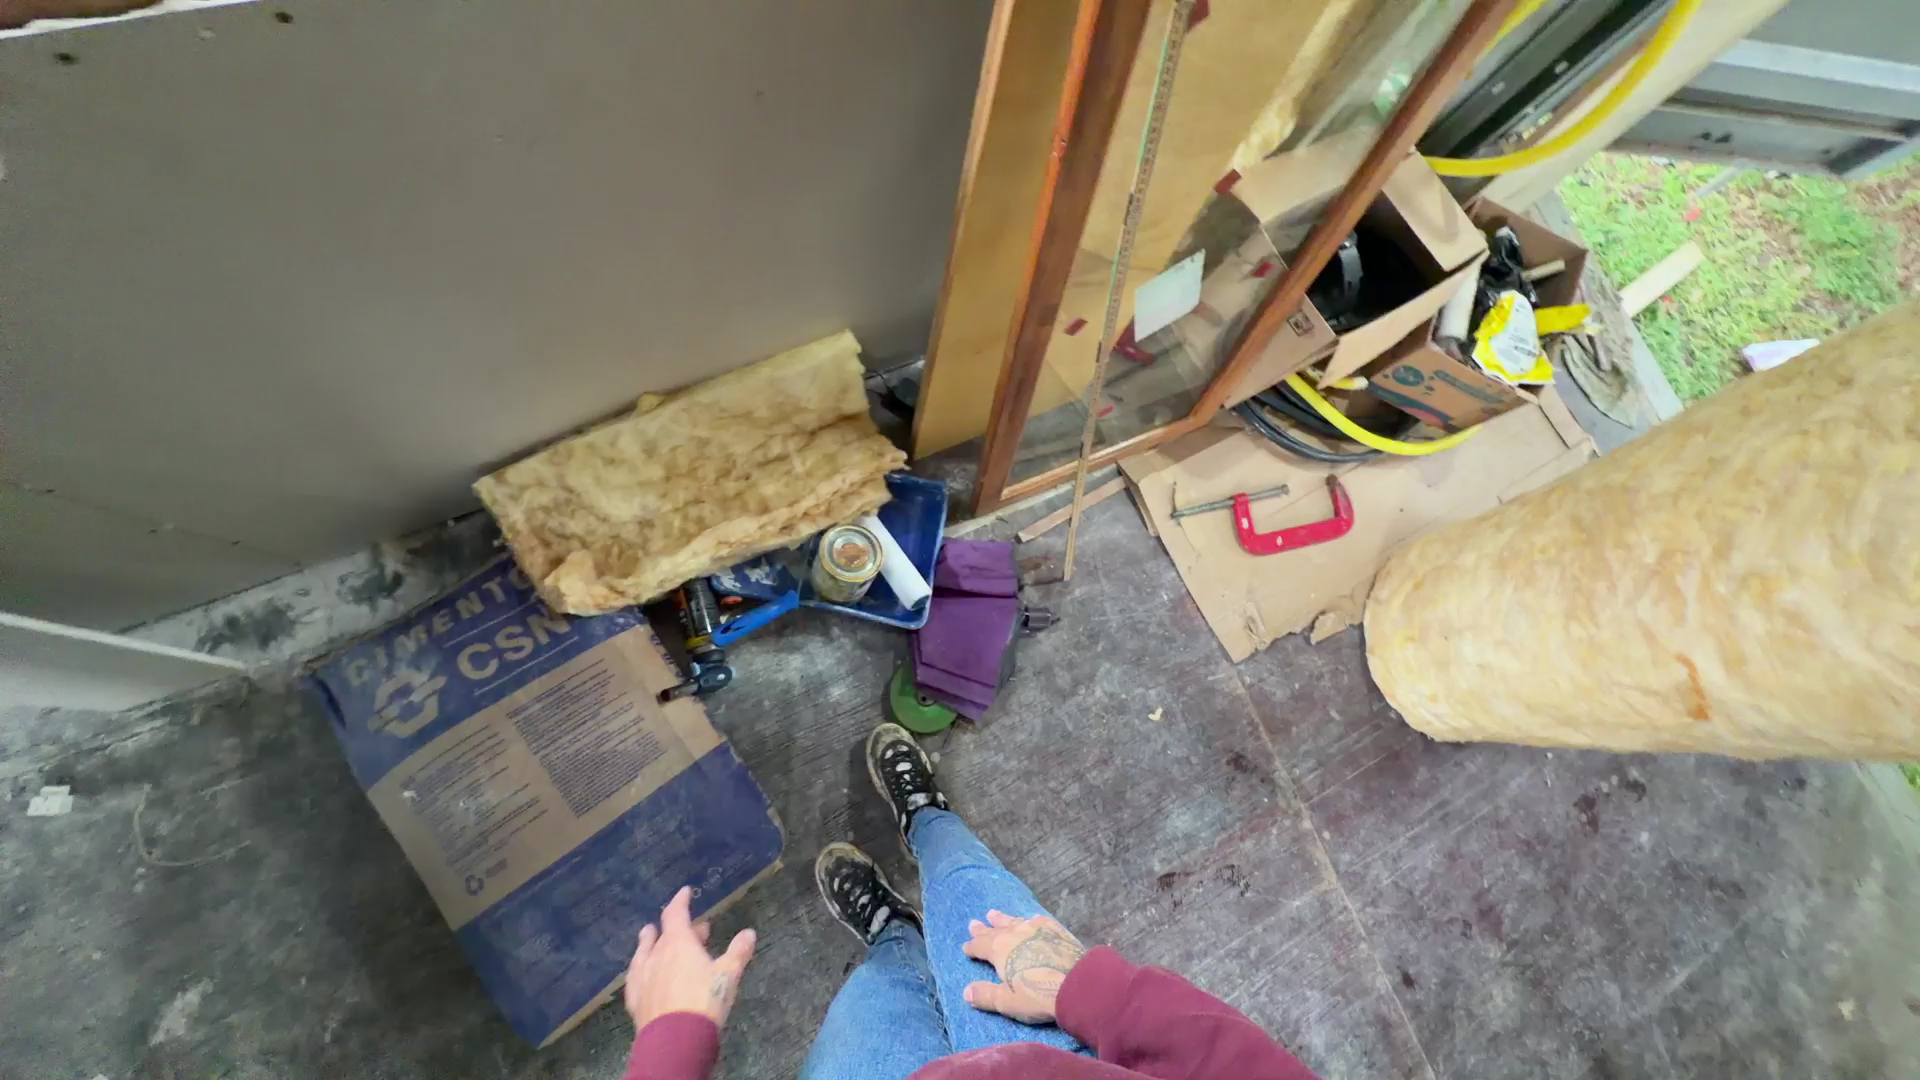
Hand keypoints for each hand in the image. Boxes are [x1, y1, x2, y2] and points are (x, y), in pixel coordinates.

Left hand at [624, 886, 757, 1032]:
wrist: (676, 1042)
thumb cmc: (704, 1000)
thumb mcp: (729, 974)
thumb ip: (739, 951)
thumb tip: (749, 933)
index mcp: (678, 943)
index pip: (675, 913)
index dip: (680, 901)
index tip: (685, 892)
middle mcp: (656, 956)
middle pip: (663, 934)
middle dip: (679, 928)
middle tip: (696, 931)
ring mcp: (642, 979)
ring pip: (643, 953)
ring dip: (652, 943)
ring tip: (654, 940)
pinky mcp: (635, 1001)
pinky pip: (635, 977)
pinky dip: (642, 968)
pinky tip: (643, 974)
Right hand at [961, 911, 1087, 1024]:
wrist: (1076, 982)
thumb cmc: (1037, 995)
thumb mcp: (1007, 1001)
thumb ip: (986, 995)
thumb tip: (966, 990)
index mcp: (999, 949)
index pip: (980, 946)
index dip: (972, 947)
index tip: (965, 947)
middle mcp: (1014, 933)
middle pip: (994, 930)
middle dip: (983, 929)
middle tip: (974, 923)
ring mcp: (1034, 927)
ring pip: (1013, 921)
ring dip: (1002, 919)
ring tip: (993, 914)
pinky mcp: (1053, 928)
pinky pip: (1036, 920)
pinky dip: (1028, 920)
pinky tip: (1030, 920)